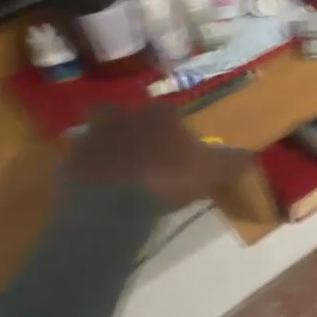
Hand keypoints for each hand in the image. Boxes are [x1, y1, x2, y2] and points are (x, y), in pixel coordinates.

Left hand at [62, 102, 251, 209]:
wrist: (111, 205)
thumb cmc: (167, 178)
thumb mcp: (213, 170)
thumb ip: (232, 160)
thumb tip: (249, 154)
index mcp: (158, 115)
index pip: (167, 110)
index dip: (173, 124)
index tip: (178, 141)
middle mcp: (122, 119)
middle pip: (119, 113)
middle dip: (125, 123)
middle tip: (136, 143)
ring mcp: (90, 141)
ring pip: (93, 135)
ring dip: (101, 146)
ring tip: (114, 166)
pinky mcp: (68, 167)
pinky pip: (76, 166)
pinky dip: (85, 173)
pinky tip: (97, 189)